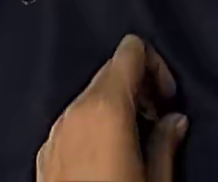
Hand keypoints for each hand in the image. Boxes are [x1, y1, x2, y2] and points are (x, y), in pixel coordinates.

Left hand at [37, 35, 186, 181]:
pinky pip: (74, 123)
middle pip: (111, 69)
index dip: (156, 66)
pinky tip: (106, 161)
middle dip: (138, 86)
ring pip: (91, 96)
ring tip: (134, 143)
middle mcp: (75, 109)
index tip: (168, 99)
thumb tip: (175, 121)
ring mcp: (54, 132)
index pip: (131, 49)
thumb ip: (166, 141)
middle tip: (157, 119)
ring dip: (116, 107)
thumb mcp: (156, 181)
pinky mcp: (42, 157)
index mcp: (104, 104)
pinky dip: (94, 127)